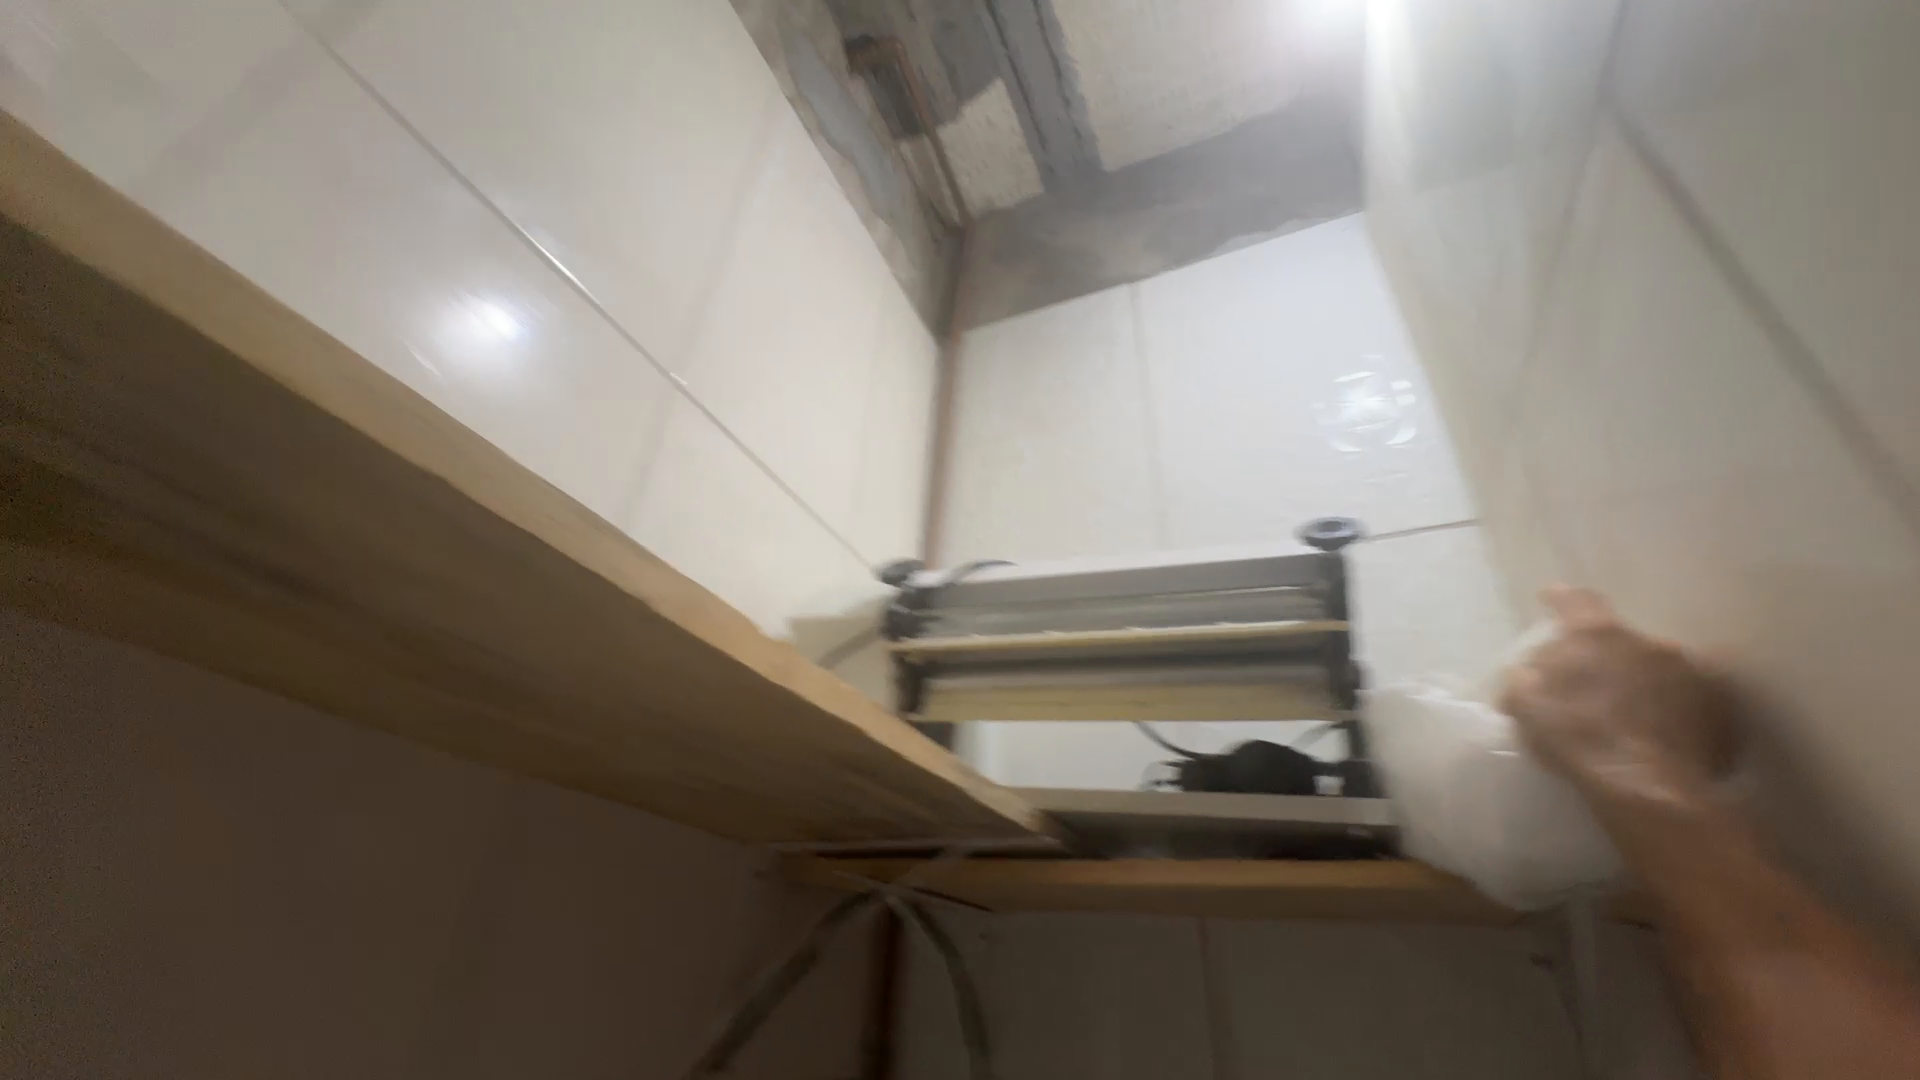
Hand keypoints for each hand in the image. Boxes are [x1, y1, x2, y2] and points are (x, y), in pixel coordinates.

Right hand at [1500, 586, 1735, 802]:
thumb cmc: (1576, 740)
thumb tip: (1529, 672)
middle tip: (1593, 679)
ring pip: (1660, 667)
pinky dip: (1676, 706)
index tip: (1551, 597)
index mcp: (1597, 636)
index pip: (1576, 602)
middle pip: (1622, 639)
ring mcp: (1695, 674)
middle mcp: (1651, 643)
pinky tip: (1663, 729)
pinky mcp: (1726, 709)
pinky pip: (1692, 697)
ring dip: (1644, 679)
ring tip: (1632, 708)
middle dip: (1607, 654)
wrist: (1650, 792)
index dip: (1561, 598)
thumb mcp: (1526, 706)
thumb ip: (1525, 678)